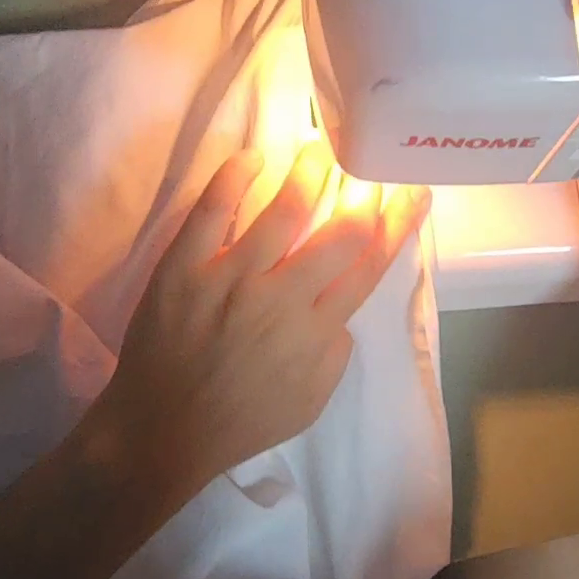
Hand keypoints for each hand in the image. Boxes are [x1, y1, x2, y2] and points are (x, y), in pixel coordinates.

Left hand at [99, 141, 429, 486]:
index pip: (370, 265)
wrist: (165, 429)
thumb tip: (338, 301)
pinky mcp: (184, 267)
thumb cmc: (244, 419)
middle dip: (362, 192)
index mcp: (317, 331)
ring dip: (308, 173)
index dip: (397, 224)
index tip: (413, 192)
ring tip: (319, 148)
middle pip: (339, 232)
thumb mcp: (312, 398)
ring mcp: (231, 278)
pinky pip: (212, 210)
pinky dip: (233, 177)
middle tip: (365, 163)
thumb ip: (334, 345)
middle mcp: (282, 298)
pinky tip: (252, 158)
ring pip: (282, 211)